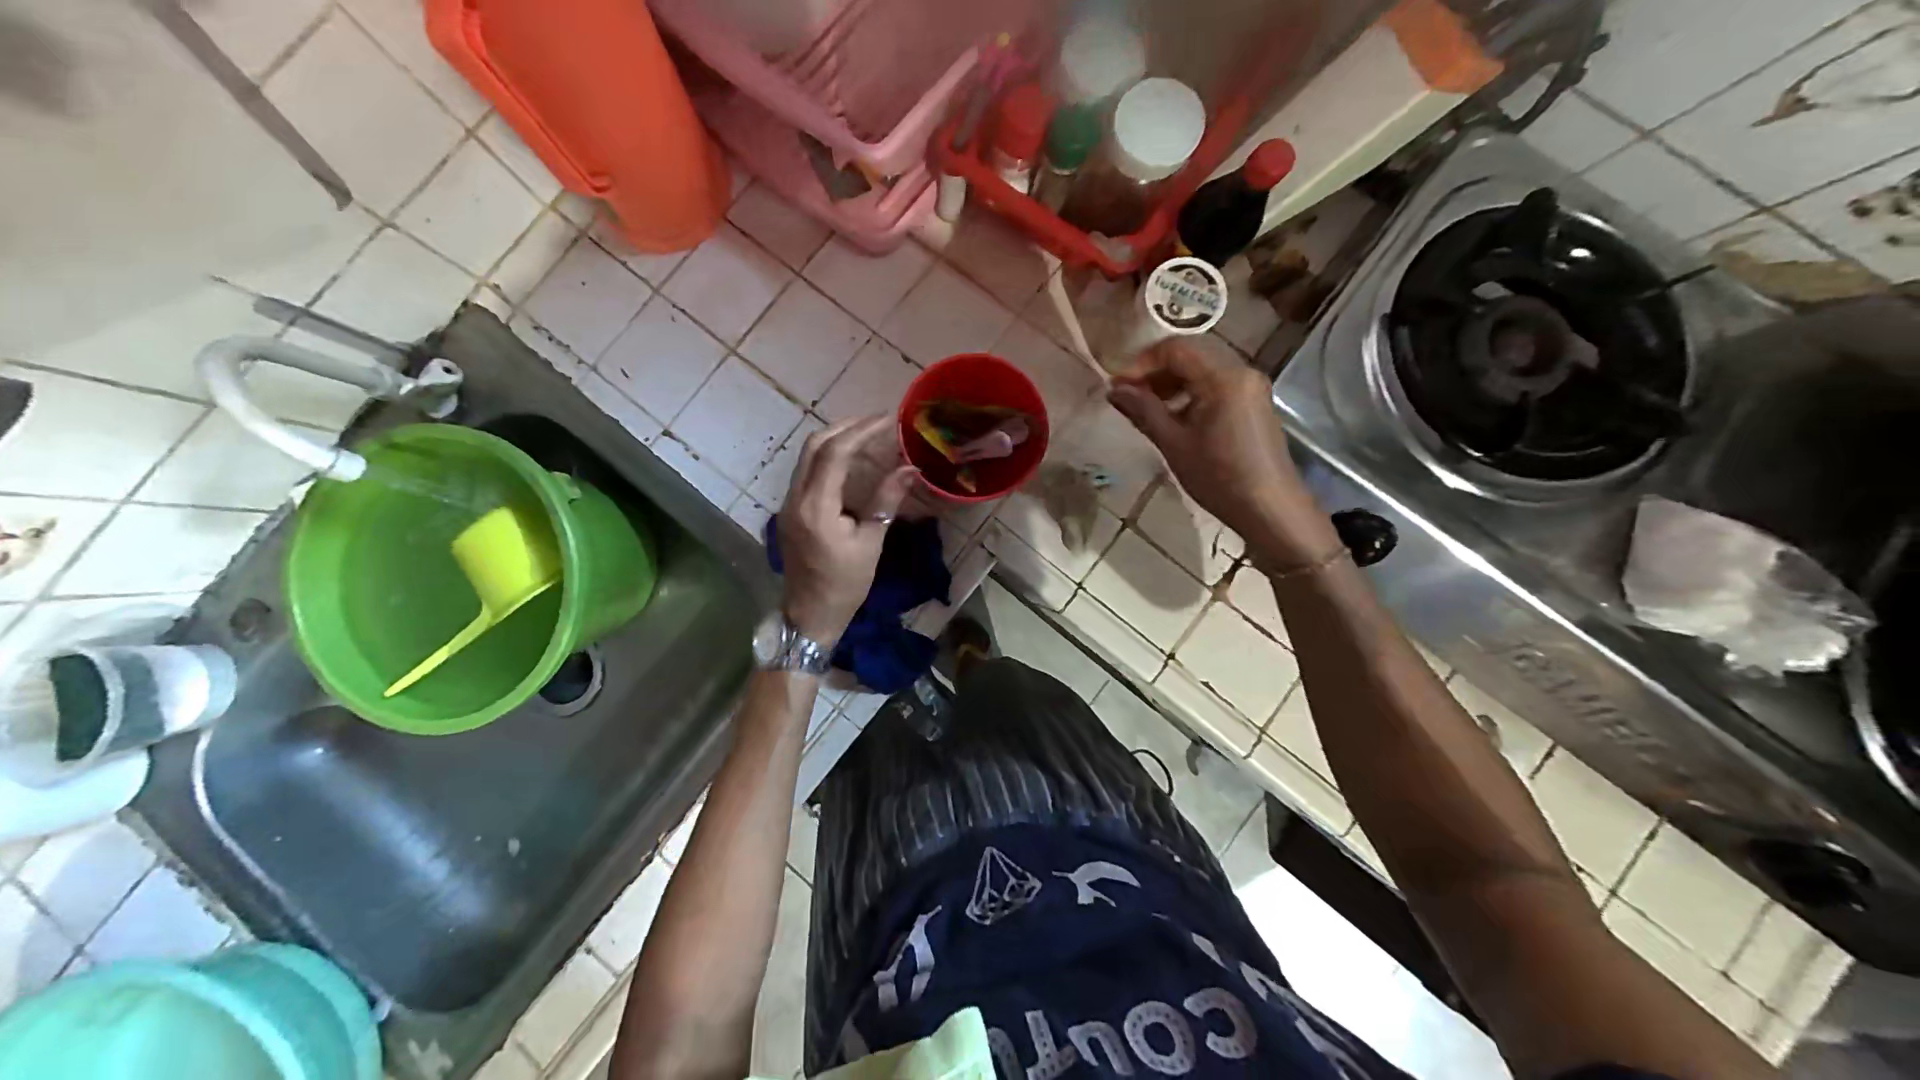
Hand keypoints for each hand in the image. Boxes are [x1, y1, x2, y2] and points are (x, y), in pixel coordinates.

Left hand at [776, 416, 916, 647]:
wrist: (810, 615)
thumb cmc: (845, 584)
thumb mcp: (871, 542)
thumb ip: (887, 500)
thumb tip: (910, 468)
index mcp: (816, 507)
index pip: (835, 453)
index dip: (862, 431)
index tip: (888, 420)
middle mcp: (795, 498)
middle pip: (814, 445)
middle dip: (846, 427)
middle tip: (877, 423)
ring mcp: (788, 503)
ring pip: (806, 456)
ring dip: (835, 440)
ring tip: (868, 436)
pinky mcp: (790, 510)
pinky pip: (806, 472)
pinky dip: (828, 458)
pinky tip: (851, 461)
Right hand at [1108, 338, 1340, 568]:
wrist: (1270, 508)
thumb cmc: (1219, 477)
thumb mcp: (1174, 444)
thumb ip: (1143, 411)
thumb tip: (1114, 390)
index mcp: (1223, 378)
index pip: (1175, 348)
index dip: (1141, 363)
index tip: (1119, 387)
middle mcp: (1242, 371)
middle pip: (1191, 354)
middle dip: (1156, 371)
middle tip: (1130, 397)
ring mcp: (1252, 386)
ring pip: (1203, 369)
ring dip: (1172, 382)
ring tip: (1149, 410)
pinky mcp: (1255, 401)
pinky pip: (1217, 383)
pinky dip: (1191, 392)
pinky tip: (1176, 418)